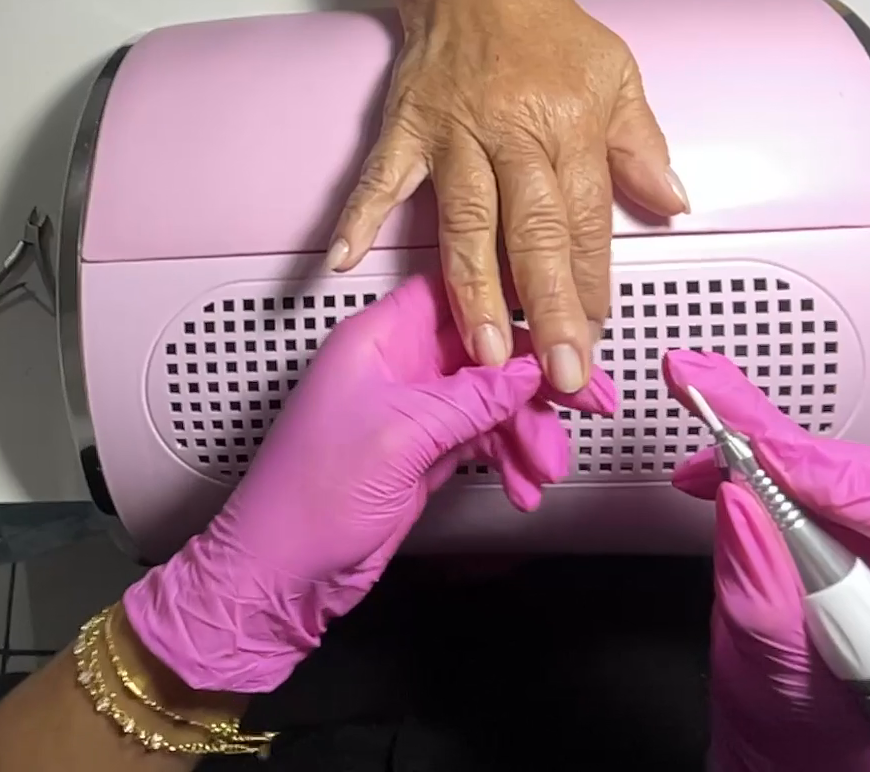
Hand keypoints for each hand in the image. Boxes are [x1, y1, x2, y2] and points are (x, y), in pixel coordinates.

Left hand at [125, 272, 614, 692]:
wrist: (283, 574)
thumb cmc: (309, 498)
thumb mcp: (401, 436)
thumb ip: (470, 399)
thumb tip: (525, 371)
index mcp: (377, 340)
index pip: (452, 295)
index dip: (505, 304)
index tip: (556, 322)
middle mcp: (396, 366)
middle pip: (482, 351)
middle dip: (535, 380)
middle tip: (586, 399)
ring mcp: (411, 409)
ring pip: (488, 399)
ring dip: (525, 431)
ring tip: (545, 466)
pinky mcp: (422, 447)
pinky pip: (479, 438)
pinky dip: (506, 459)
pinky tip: (522, 485)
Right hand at [327, 0, 687, 395]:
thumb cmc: (548, 32)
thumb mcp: (616, 73)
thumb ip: (642, 144)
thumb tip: (673, 205)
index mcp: (569, 124)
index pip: (586, 219)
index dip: (591, 282)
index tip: (593, 337)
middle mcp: (512, 134)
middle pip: (533, 231)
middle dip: (547, 305)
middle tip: (554, 370)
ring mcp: (453, 134)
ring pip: (465, 221)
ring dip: (473, 287)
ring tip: (481, 348)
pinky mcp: (405, 128)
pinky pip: (380, 177)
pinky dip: (360, 215)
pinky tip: (341, 260)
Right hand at [664, 351, 869, 771]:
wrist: (786, 723)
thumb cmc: (799, 720)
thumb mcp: (773, 679)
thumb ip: (761, 598)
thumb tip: (741, 504)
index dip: (856, 488)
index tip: (774, 462)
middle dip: (789, 453)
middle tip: (717, 410)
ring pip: (838, 467)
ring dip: (762, 448)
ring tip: (705, 452)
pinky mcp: (849, 523)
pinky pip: (807, 472)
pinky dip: (753, 459)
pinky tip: (715, 467)